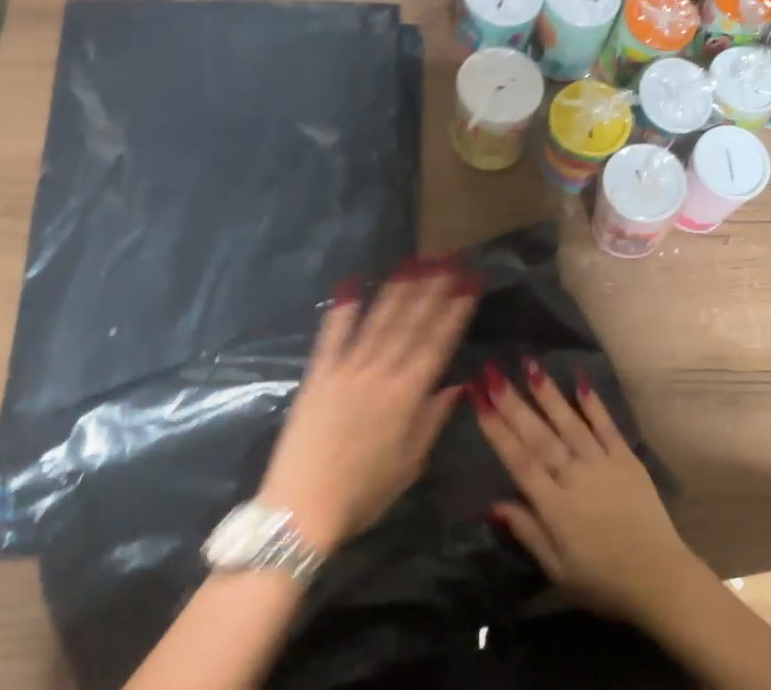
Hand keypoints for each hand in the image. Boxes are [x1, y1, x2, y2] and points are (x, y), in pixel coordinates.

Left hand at [259, 260, 475, 550]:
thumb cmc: (363, 492)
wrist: (300, 509)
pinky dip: (343, 309)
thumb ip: (433, 419)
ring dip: (398, 290)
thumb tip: (458, 385)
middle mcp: (380, 373)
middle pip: (411, 323)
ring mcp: (346, 369)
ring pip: (378, 321)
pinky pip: (332, 335)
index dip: (456, 311)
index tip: (469, 284)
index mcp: (409, 394)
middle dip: (432, 290)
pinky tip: (353, 285)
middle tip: (449, 260)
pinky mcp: (318, 375)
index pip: (438, 343)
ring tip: (415, 263)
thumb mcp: (411, 462)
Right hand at [473, 359, 700, 620]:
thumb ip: (527, 531)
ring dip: (548, 394)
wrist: (658, 577)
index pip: (519, 460)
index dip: (497, 429)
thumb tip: (492, 503)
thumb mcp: (556, 568)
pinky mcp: (628, 460)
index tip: (479, 400)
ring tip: (529, 364)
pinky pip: (608, 427)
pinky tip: (580, 380)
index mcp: (555, 506)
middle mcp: (576, 477)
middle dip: (513, 402)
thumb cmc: (602, 581)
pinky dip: (593, 404)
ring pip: (570, 424)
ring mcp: (604, 464)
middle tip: (492, 372)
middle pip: (539, 436)